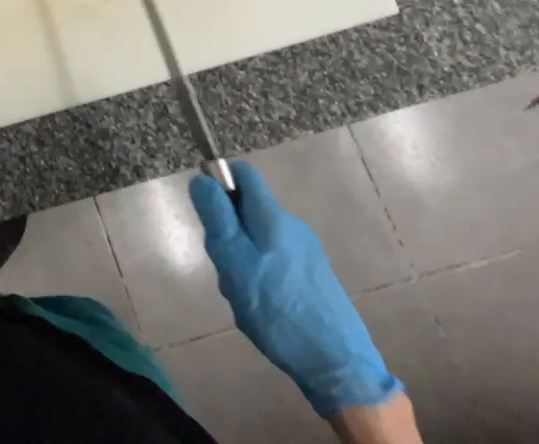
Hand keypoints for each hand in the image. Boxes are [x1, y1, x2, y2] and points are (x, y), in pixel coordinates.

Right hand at [190, 161, 401, 418]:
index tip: (207, 215)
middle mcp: (292, 227)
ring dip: (239, 259)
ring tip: (241, 294)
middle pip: (245, 210)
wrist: (337, 365)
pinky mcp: (311, 277)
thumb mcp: (235, 262)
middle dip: (226, 232)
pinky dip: (257, 276)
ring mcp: (304, 253)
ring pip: (256, 239)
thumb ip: (217, 219)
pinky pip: (272, 261)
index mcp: (273, 218)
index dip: (218, 182)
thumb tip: (202, 179)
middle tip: (224, 267)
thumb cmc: (277, 310)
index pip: (243, 174)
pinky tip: (260, 307)